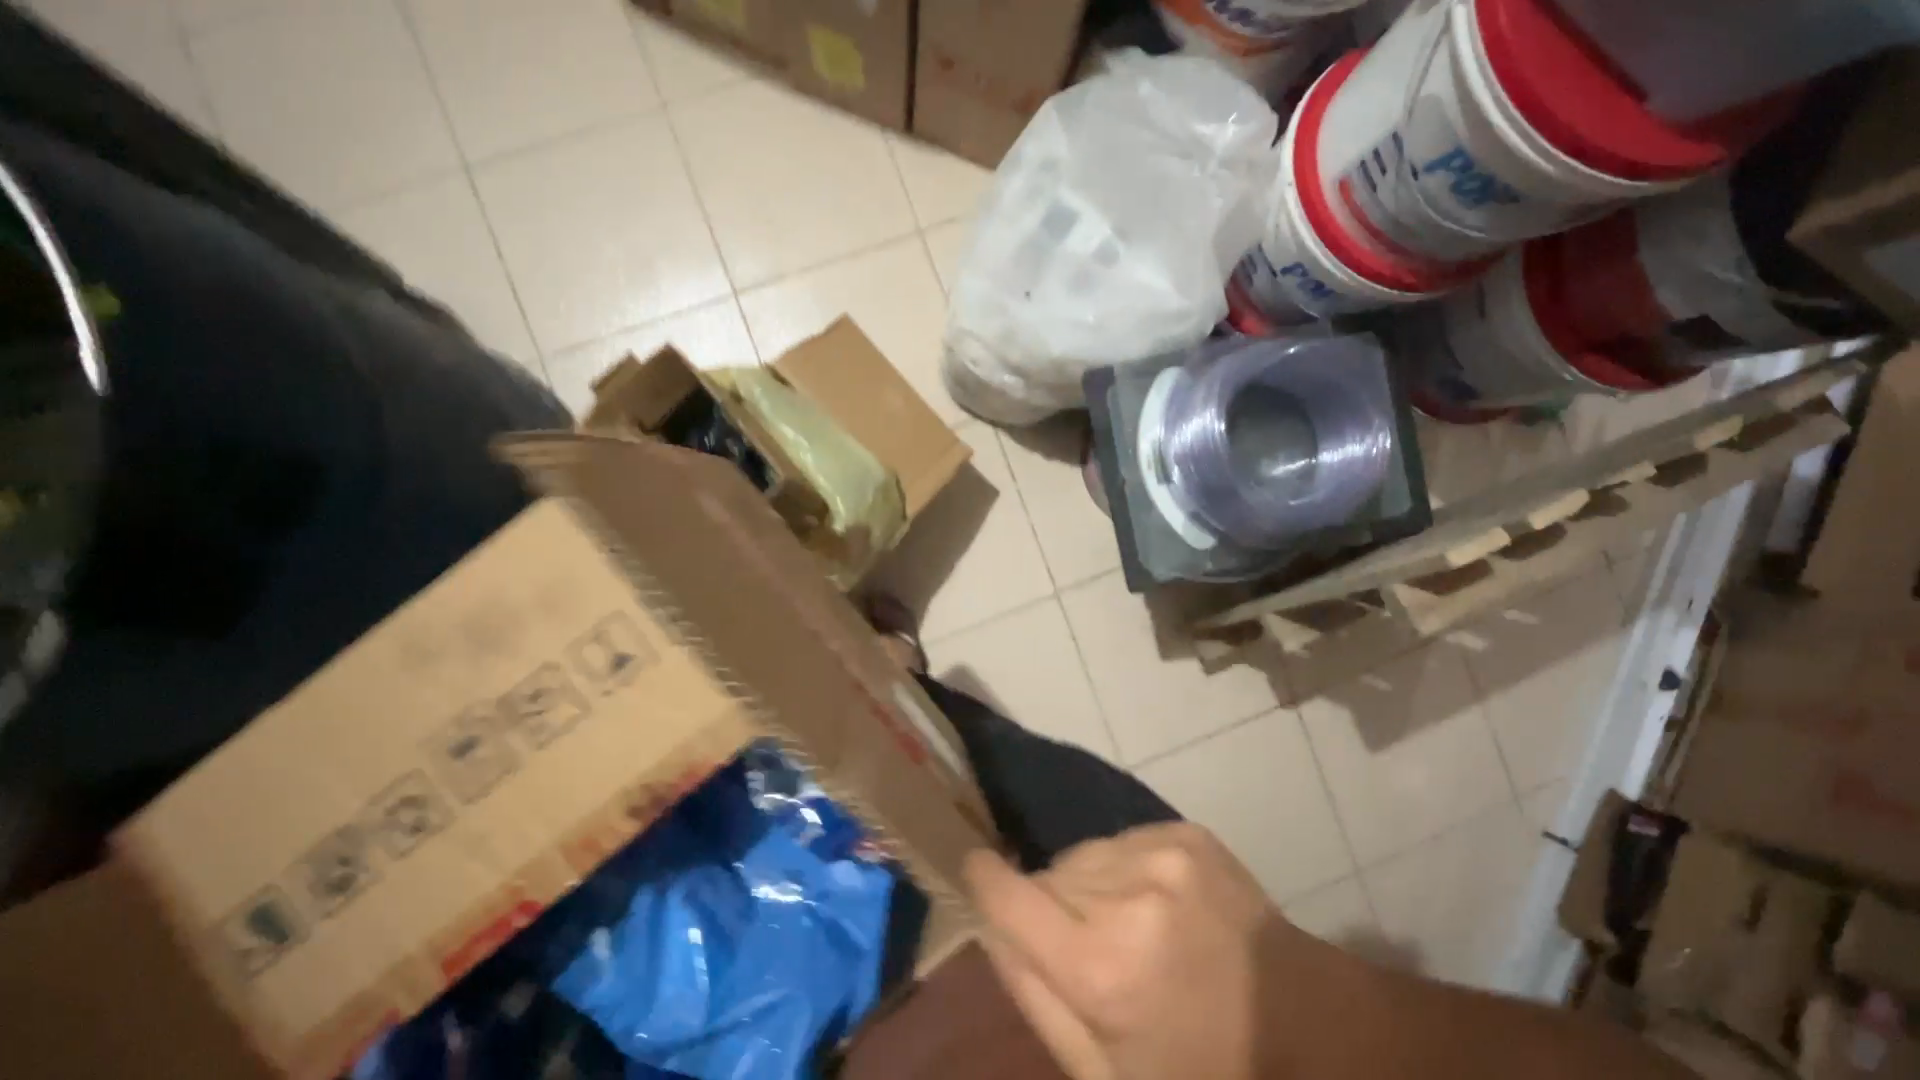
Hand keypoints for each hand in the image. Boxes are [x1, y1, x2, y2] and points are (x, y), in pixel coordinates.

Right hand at [963, 823, 1299, 1079]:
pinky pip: (1118, 840)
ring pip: (1079, 856)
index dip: (982, 883)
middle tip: (1088, 950)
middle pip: (1043, 879)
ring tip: (1128, 926)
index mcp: (1098, 966)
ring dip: (1087, 887)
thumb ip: (1033, 996)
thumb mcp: (1103, 1069)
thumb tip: (989, 928)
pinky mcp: (1185, 833)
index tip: (978, 878)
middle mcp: (1124, 895)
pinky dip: (1123, 868)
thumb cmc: (1195, 1061)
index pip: (1002, 895)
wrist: (1298, 1014)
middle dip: (1050, 910)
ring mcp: (1159, 854)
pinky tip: (1156, 902)